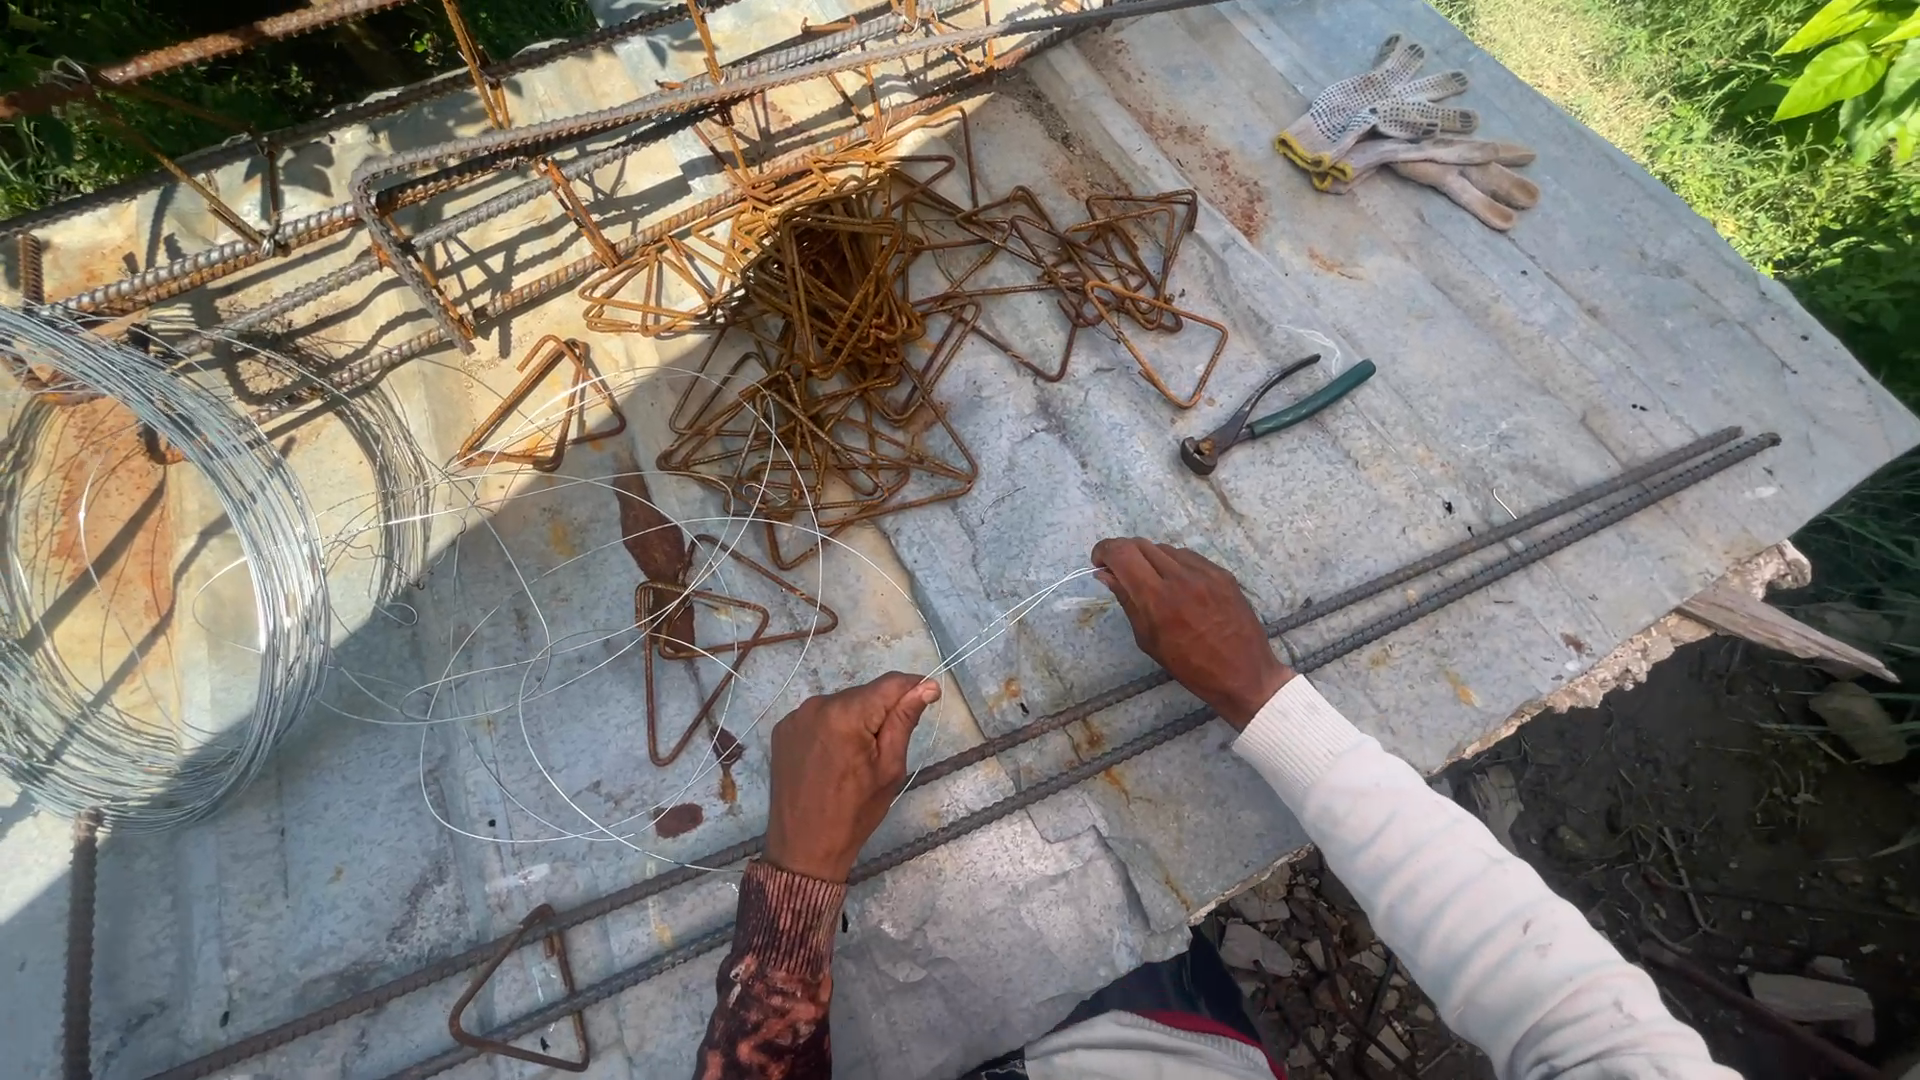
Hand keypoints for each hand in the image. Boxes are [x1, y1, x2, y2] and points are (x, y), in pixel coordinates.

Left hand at [763, 672, 940, 882]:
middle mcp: (817, 705)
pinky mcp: (783, 729)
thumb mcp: (889, 768)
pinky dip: (834, 727)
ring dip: (858, 718)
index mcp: (846, 714)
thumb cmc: (854, 813)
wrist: (803, 849)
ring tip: (858, 756)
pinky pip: (820, 716)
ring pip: (843, 703)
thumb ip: (905, 720)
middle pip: (865, 693)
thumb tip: (926, 686)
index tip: (929, 697)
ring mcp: (796, 716)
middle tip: (888, 747)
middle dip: (883, 710)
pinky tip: (834, 756)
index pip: (890, 683)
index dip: (914, 687)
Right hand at [1091, 538, 1292, 729]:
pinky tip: (1176, 583)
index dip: (1103, 550)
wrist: (1243, 673)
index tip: (1099, 562)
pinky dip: (1173, 564)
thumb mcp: (1147, 638)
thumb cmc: (1189, 666)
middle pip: (1140, 544)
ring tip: (1150, 580)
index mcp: (1157, 598)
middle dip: (1122, 553)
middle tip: (1119, 571)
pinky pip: (1188, 557)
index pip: (1122, 553)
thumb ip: (1126, 600)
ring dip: (1148, 558)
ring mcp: (1204, 572)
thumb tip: (1105, 574)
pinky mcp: (1222, 573)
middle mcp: (1180, 577)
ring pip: (1163, 548)